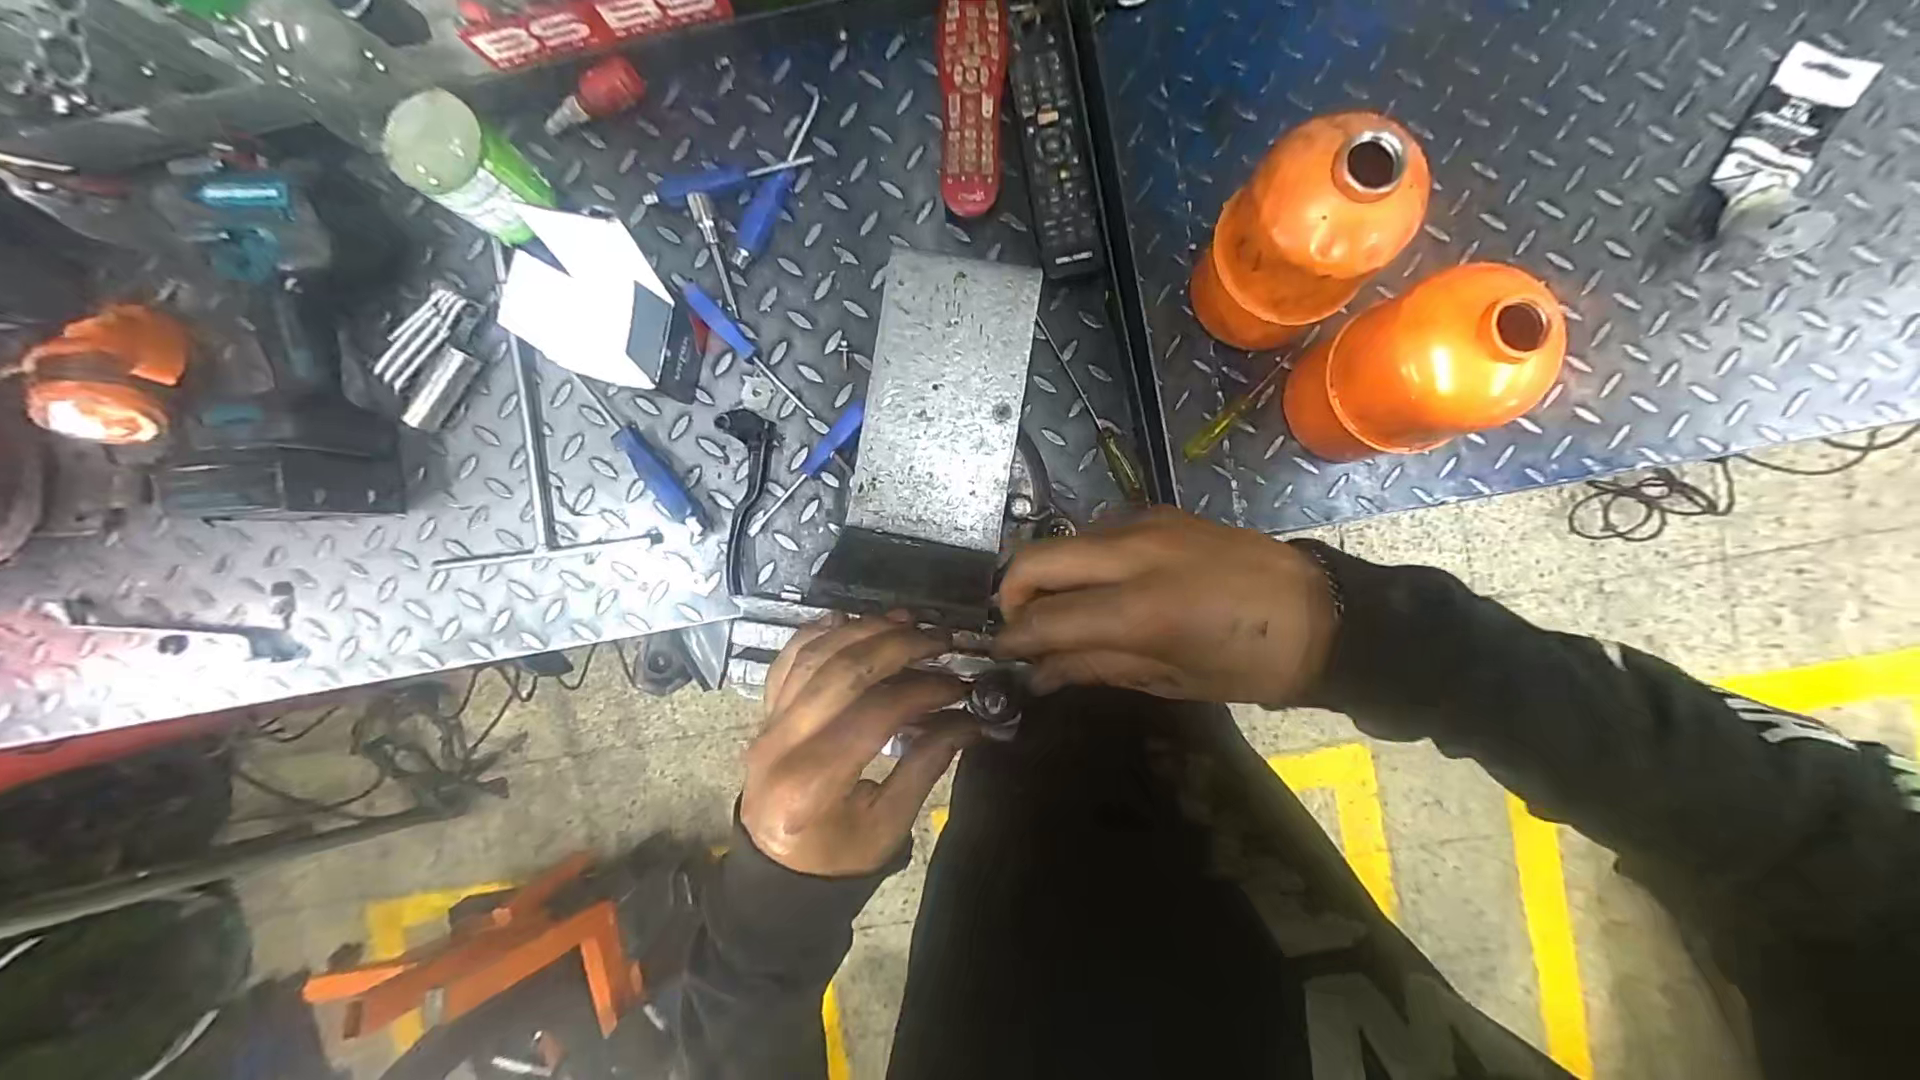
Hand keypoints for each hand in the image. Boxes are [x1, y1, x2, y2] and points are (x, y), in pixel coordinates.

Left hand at [742, 616, 971, 876]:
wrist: (775, 867)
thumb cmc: (837, 856)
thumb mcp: (888, 826)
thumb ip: (925, 765)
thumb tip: (969, 718)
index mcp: (813, 783)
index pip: (874, 714)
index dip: (921, 691)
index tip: (958, 684)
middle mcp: (782, 743)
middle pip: (842, 672)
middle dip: (897, 645)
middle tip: (939, 638)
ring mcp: (767, 722)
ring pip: (815, 655)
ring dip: (864, 629)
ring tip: (906, 621)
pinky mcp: (765, 711)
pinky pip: (789, 657)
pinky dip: (820, 632)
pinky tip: (851, 619)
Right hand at [993, 507, 1337, 705]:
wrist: (1320, 611)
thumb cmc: (1249, 663)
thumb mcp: (1170, 680)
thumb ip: (1094, 668)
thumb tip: (1037, 672)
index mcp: (1143, 609)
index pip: (1047, 618)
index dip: (1014, 638)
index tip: (1001, 653)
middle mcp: (1133, 553)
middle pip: (1035, 559)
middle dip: (1012, 594)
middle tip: (1021, 626)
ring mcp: (1144, 523)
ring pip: (1061, 540)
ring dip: (1047, 575)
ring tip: (1062, 609)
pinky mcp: (1156, 511)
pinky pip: (1094, 533)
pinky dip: (1080, 560)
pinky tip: (1100, 586)